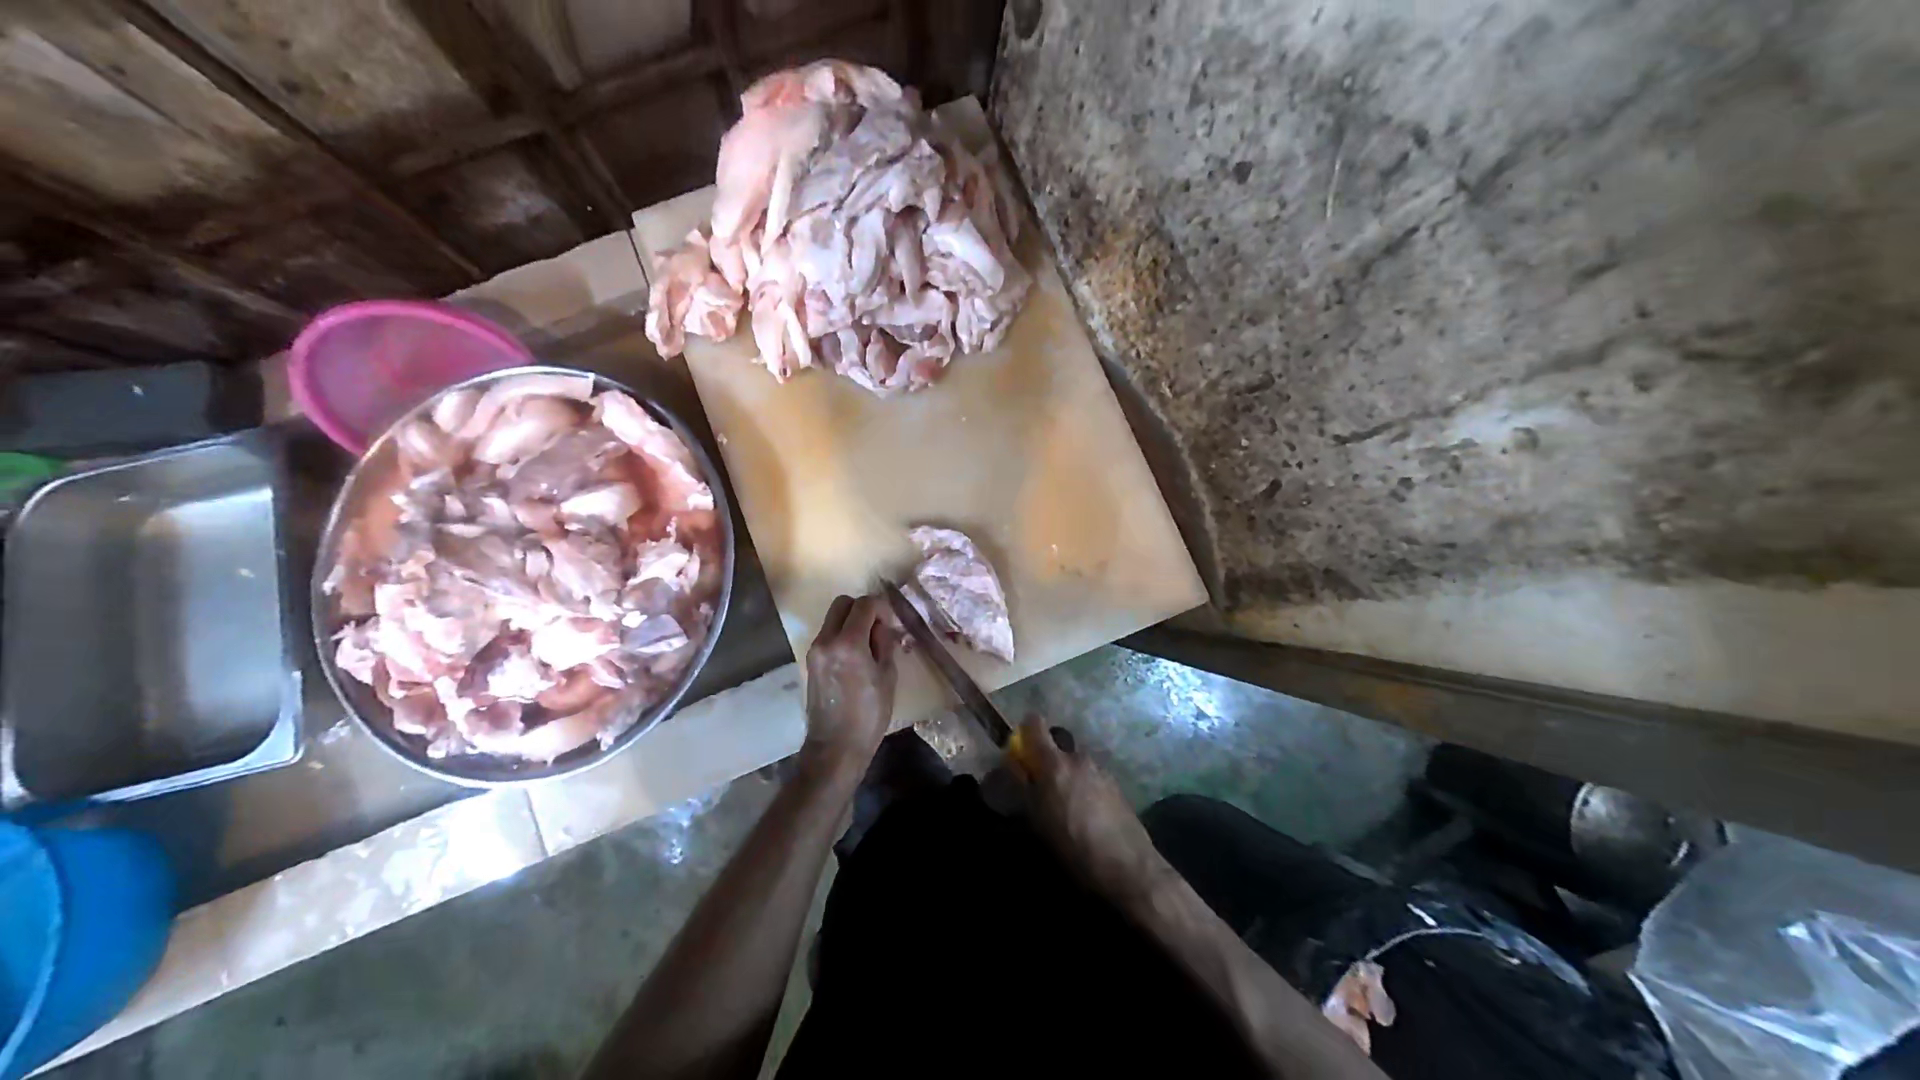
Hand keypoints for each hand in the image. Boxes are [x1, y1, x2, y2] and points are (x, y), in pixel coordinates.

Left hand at [801, 594, 898, 776]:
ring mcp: (815, 651)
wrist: (836, 747)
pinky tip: (856, 657)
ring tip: (868, 645)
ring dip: (851, 622)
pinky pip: (828, 635)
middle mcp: (826, 641)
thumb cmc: (869, 715)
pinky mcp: (811, 662)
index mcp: (848, 643)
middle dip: (862, 609)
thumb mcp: (887, 677)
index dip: (882, 608)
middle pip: (842, 603)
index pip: (864, 604)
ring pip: (833, 618)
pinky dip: (842, 636)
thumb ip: (884, 644)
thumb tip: (882, 626)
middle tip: (878, 629)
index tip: (891, 623)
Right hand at [1013, 714, 1169, 901]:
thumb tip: (1012, 763)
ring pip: (1075, 764)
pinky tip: (1087, 815)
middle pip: (1057, 746)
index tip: (1020, 749)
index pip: (1034, 724)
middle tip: (1042, 788)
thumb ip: (1022, 785)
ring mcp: (1100, 770)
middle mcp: (1078, 758)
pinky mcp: (1116, 785)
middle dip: (1047, 761)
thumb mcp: (1037, 819)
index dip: (1025, 731)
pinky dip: (1084, 788)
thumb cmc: (1073, 845)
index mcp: (1054, 763)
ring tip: (1066, 807)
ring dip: (1067, 776)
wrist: (1127, 866)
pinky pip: (1091, 777)